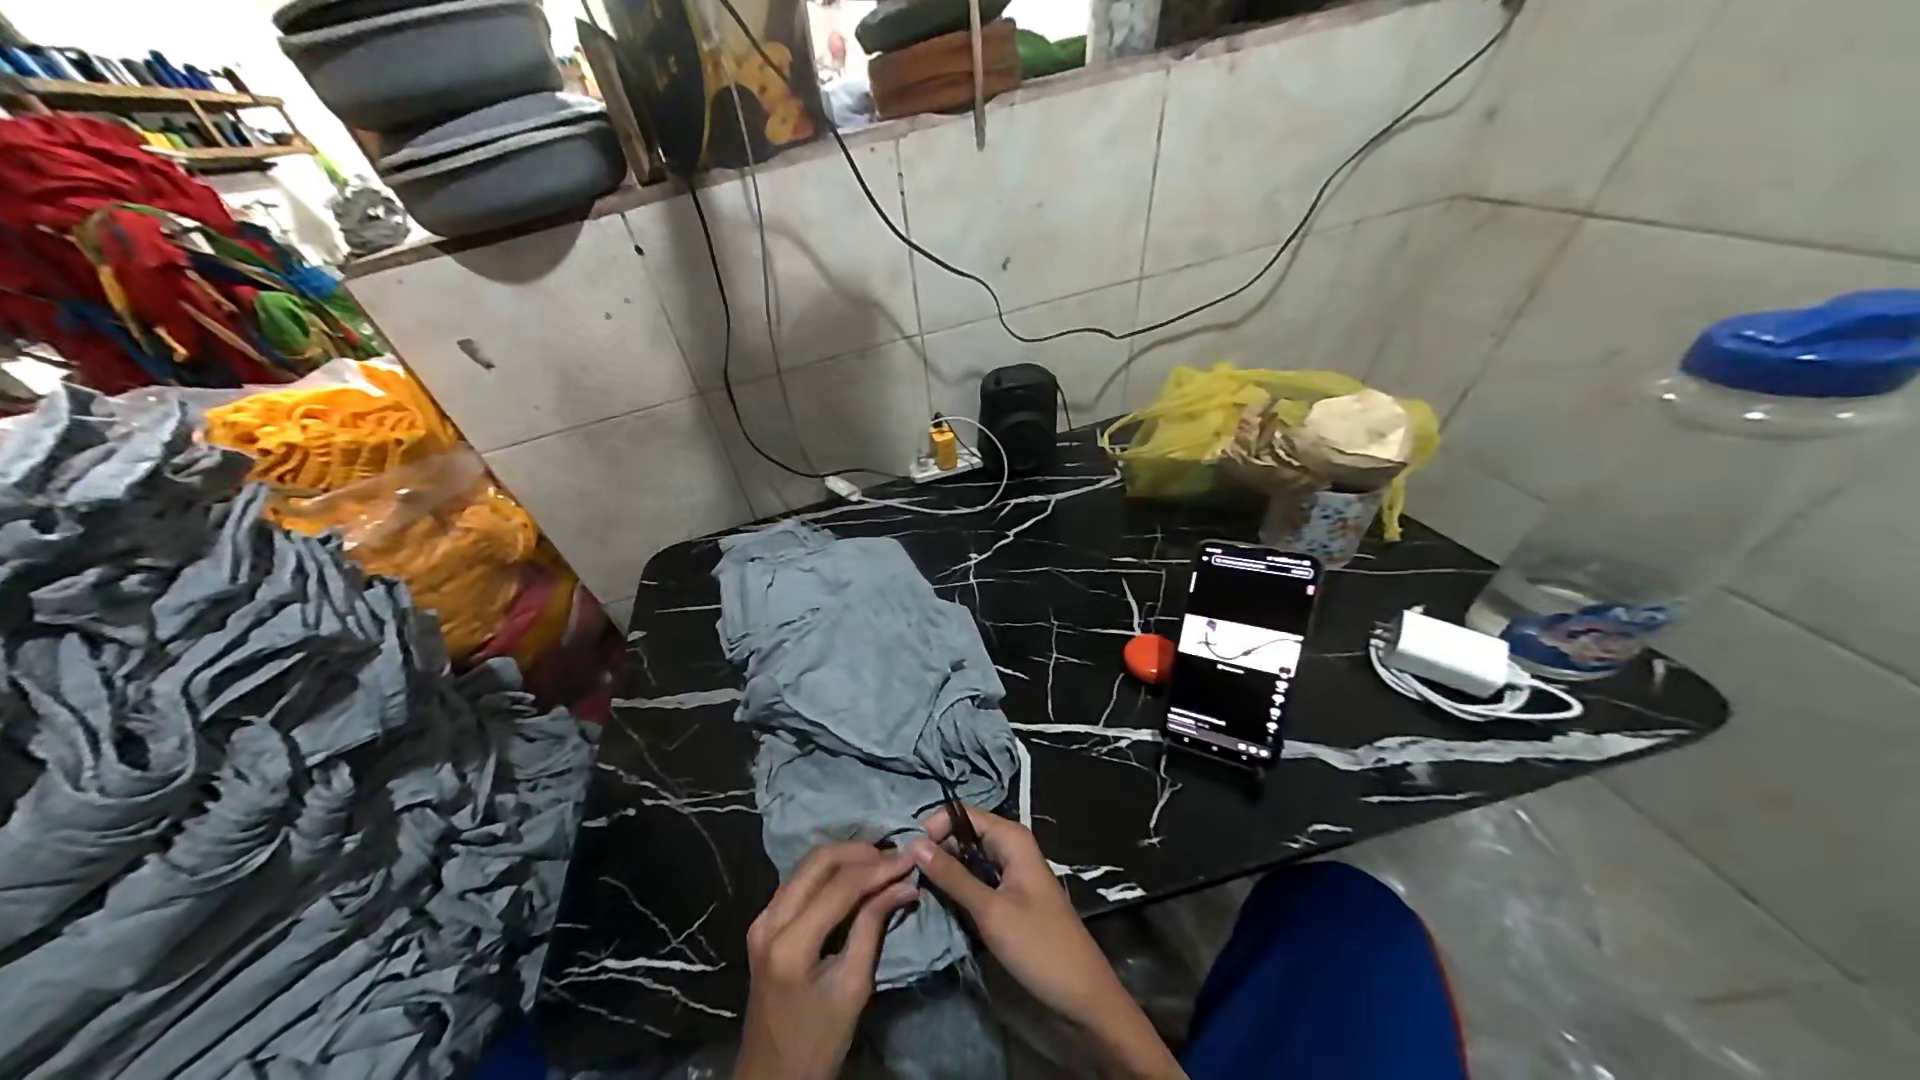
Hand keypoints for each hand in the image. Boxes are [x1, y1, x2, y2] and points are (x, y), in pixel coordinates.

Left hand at [733, 842, 919, 1079]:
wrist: (771, 1077)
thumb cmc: (818, 1042)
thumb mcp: (854, 986)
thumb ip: (873, 926)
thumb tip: (903, 885)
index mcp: (790, 944)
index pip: (840, 886)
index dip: (878, 868)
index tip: (910, 858)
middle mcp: (769, 921)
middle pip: (817, 861)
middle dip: (860, 852)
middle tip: (894, 855)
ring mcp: (762, 919)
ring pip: (806, 865)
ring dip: (845, 857)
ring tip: (880, 861)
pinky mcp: (764, 923)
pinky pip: (798, 881)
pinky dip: (829, 871)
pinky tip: (854, 875)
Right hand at [912, 807, 1184, 1079]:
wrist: (1083, 993)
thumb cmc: (1039, 947)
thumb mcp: (990, 911)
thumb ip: (952, 876)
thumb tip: (914, 844)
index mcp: (1011, 837)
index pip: (961, 813)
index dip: (933, 826)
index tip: (906, 854)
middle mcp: (1011, 846)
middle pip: (963, 833)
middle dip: (935, 848)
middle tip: (906, 875)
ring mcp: (1011, 870)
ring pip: (968, 857)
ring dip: (945, 869)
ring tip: (916, 888)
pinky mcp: (1009, 894)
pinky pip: (977, 878)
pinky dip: (958, 886)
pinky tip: (940, 902)